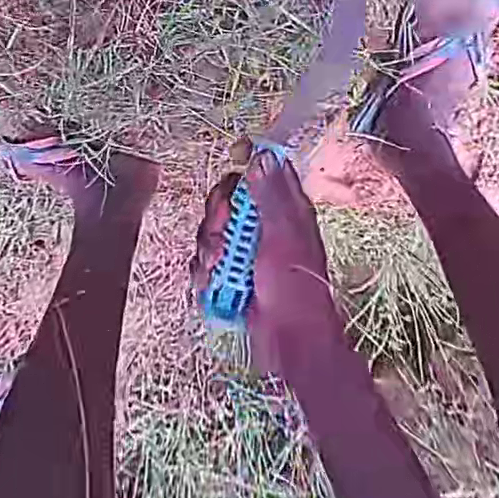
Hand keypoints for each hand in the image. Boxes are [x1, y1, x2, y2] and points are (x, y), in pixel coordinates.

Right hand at [192, 151, 344, 376]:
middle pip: (227, 199)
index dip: (246, 164)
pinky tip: (212, 280)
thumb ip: (270, 195)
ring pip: (212, 229)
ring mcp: (246, 249)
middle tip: (223, 231)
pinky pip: (205, 259)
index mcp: (285, 209)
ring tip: (219, 265)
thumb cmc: (294, 285)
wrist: (289, 341)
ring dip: (209, 246)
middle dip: (218, 215)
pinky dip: (205, 269)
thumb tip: (261, 156)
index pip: (263, 171)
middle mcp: (264, 224)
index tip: (233, 170)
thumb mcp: (283, 234)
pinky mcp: (230, 273)